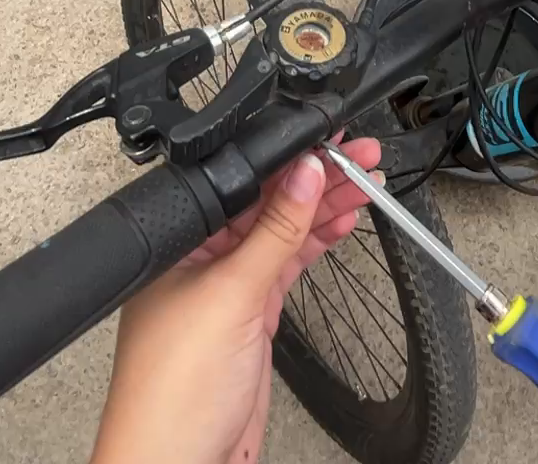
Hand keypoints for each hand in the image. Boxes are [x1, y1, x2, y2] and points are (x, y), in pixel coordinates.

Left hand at [90, 137, 382, 463]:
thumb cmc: (172, 396)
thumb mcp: (233, 295)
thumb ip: (275, 232)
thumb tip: (304, 173)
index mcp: (183, 241)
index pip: (243, 185)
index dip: (289, 160)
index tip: (329, 142)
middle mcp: (205, 257)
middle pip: (269, 204)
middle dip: (317, 178)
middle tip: (361, 156)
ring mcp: (232, 286)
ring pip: (285, 231)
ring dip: (325, 207)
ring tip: (365, 181)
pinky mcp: (253, 313)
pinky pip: (290, 263)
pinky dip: (318, 242)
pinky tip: (342, 221)